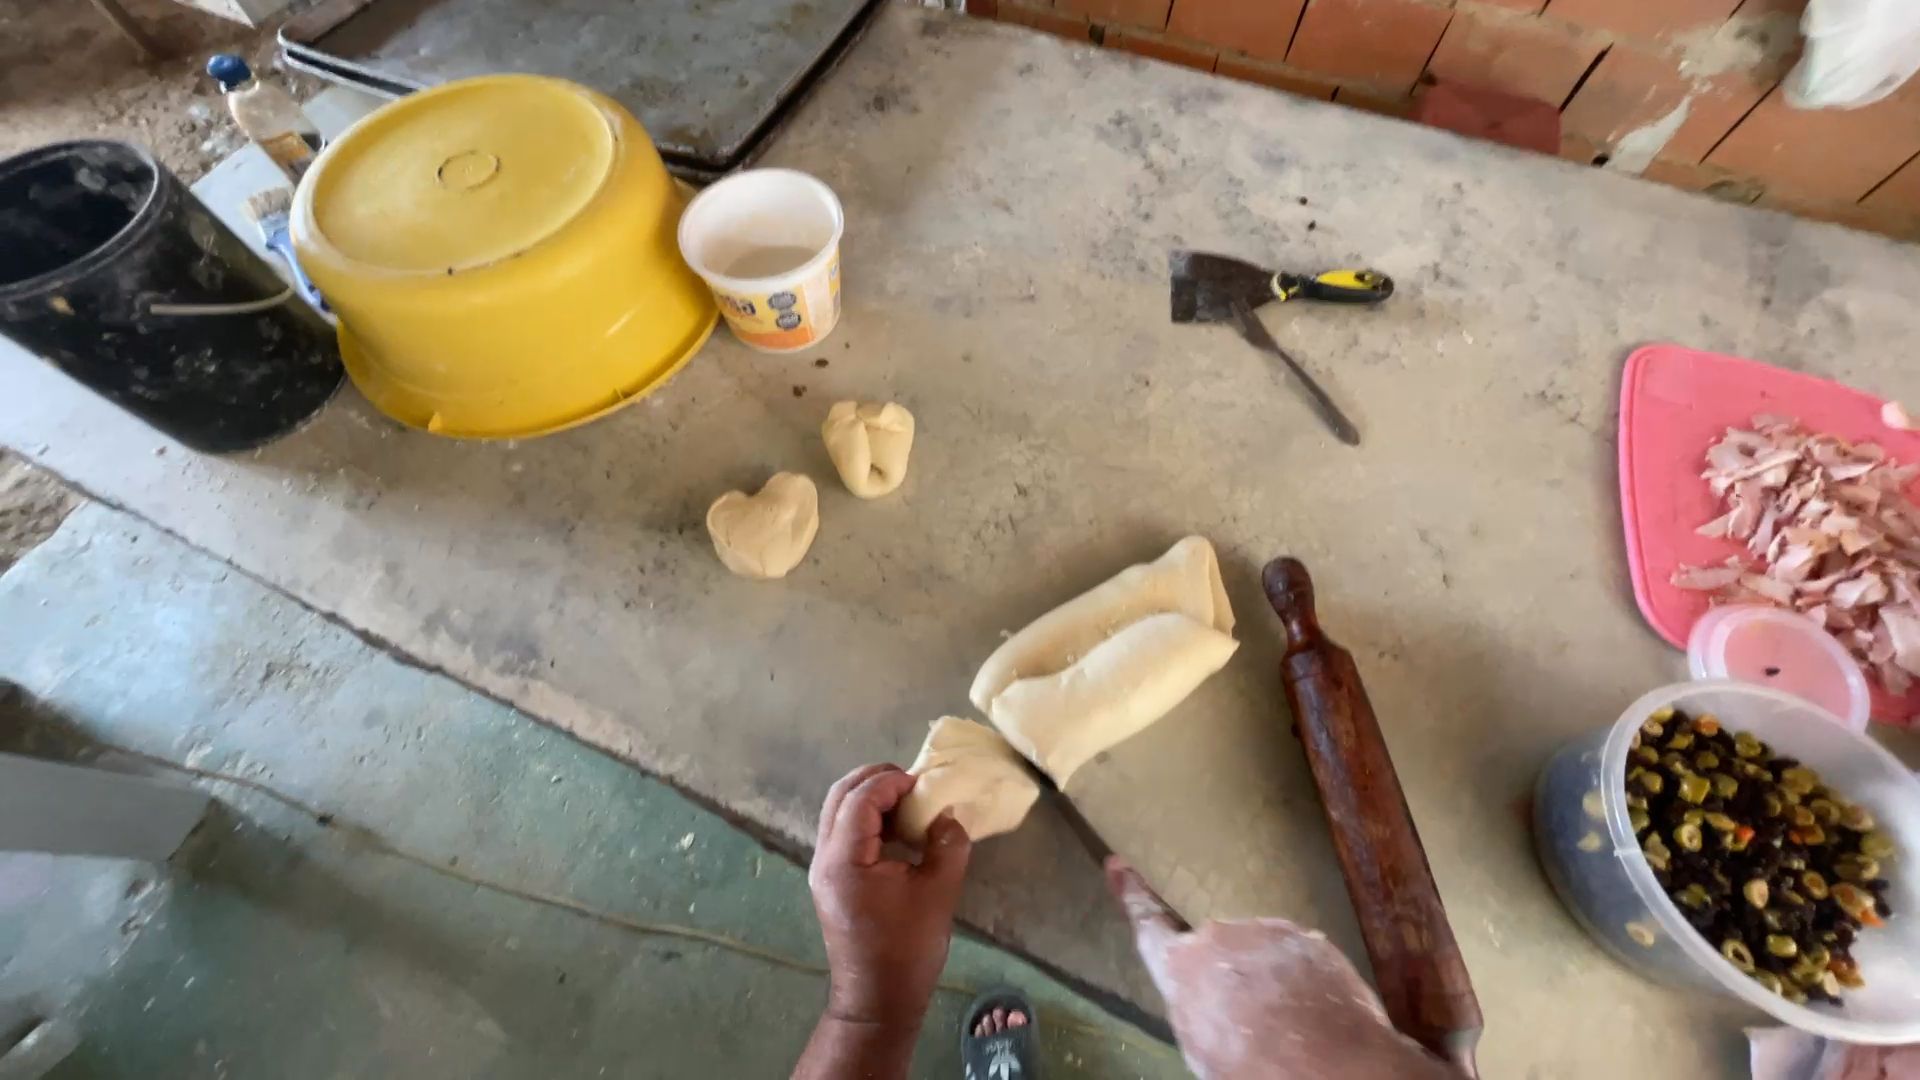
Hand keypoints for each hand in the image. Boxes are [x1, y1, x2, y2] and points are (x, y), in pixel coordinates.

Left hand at [808, 763, 972, 1031]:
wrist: (878, 1001)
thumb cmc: (907, 949)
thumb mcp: (938, 893)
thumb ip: (947, 845)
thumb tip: (948, 815)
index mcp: (844, 859)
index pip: (860, 798)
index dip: (891, 782)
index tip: (923, 784)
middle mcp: (824, 858)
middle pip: (839, 795)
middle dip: (874, 779)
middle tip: (911, 781)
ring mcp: (823, 870)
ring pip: (837, 811)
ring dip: (869, 796)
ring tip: (906, 800)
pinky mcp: (830, 880)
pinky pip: (842, 831)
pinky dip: (866, 817)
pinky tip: (896, 828)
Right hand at [1105, 857, 1453, 1079]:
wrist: (1333, 1073)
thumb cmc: (1254, 1072)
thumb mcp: (1202, 1052)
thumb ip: (1194, 1010)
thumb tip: (1201, 1000)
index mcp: (1181, 968)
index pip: (1148, 924)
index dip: (1131, 894)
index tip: (1118, 864)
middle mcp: (1217, 937)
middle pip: (1215, 950)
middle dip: (1227, 975)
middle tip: (1250, 1021)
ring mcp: (1265, 932)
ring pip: (1258, 952)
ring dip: (1266, 979)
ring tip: (1290, 1026)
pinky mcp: (1309, 940)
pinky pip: (1296, 958)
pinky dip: (1300, 980)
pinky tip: (1317, 1017)